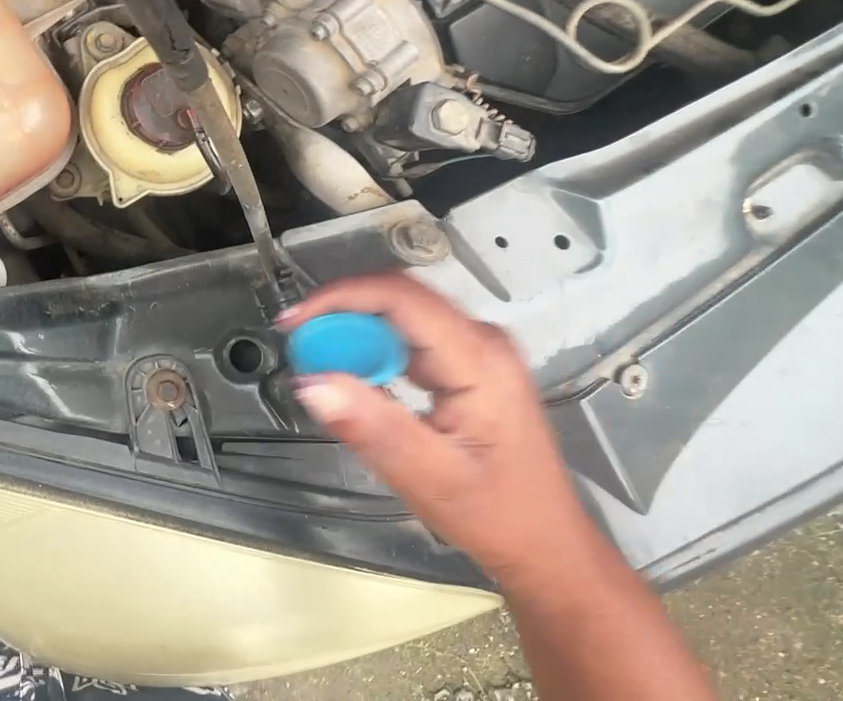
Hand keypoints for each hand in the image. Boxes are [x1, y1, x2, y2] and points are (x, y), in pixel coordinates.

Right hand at [280, 273, 601, 590]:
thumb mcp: (429, 479)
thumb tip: (311, 384)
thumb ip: (371, 427)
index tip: (295, 322)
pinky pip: (405, 336)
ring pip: (398, 315)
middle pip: (397, 299)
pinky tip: (350, 377)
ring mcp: (474, 350)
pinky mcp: (463, 364)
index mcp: (480, 362)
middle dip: (340, 315)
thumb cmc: (498, 516)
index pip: (401, 298)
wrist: (546, 545)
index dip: (340, 298)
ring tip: (318, 364)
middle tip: (301, 349)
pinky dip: (368, 348)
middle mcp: (481, 342)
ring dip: (351, 332)